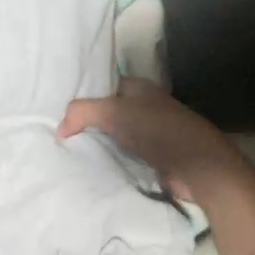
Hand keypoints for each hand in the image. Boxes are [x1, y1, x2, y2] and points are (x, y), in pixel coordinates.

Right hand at [58, 78, 254, 204]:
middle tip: (54, 132)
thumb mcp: (114, 112)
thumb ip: (82, 112)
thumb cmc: (160, 131)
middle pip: (106, 112)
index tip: (55, 107)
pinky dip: (107, 161)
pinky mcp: (152, 159)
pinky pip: (121, 157)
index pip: (102, 85)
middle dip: (84, 122)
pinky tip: (86, 166)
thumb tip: (59, 129)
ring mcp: (148, 135)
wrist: (201, 169)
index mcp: (138, 88)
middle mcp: (144, 107)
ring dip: (95, 144)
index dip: (82, 94)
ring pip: (112, 136)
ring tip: (64, 151)